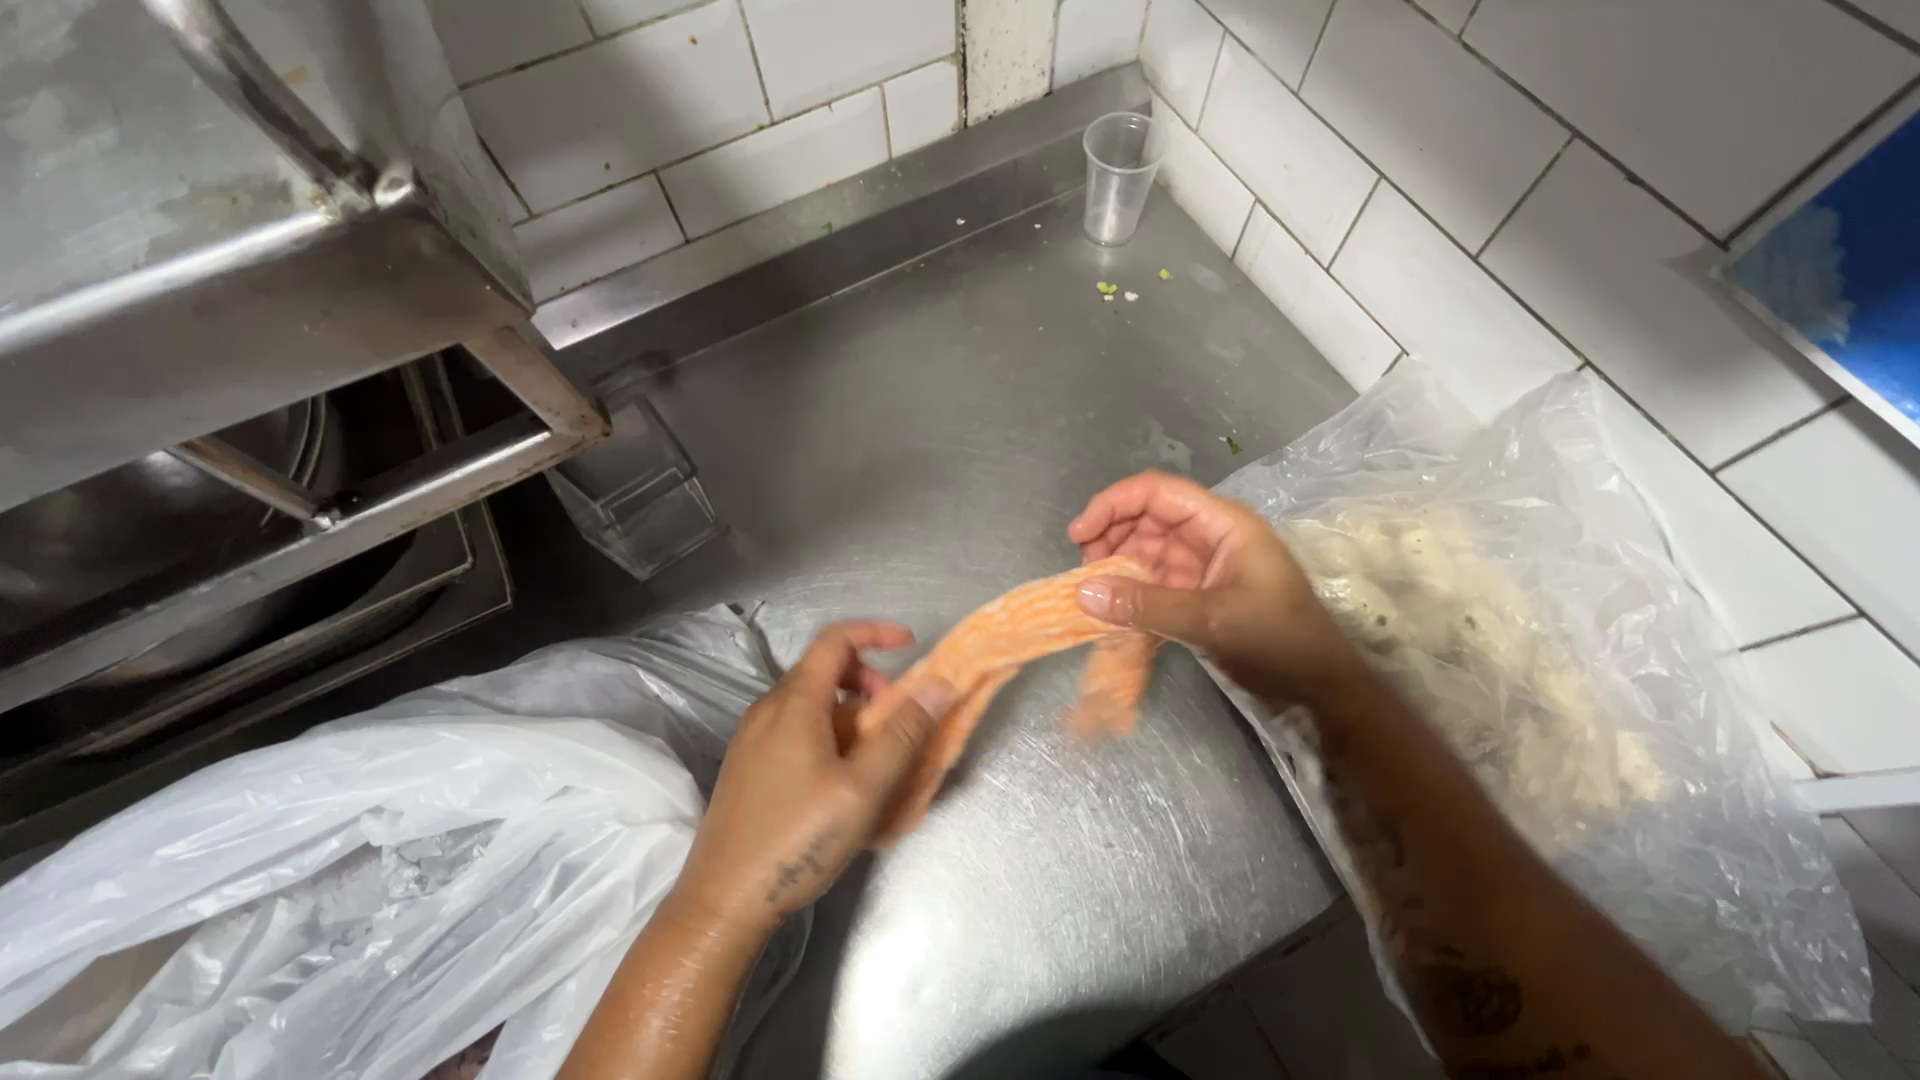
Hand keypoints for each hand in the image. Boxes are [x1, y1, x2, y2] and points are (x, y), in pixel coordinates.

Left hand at [668, 621, 955, 936]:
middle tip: (897, 722)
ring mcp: (753, 739)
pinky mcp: (748, 767)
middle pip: (825, 670)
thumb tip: (938, 685)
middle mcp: (768, 710)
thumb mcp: (862, 789)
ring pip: (812, 704)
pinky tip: (843, 785)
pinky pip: (796, 731)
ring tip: (876, 761)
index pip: (835, 639)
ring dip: (852, 716)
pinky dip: (829, 737)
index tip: (911, 645)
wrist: (722, 901)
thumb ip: (903, 734)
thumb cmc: (796, 839)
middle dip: (870, 683)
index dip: (875, 632)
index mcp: (794, 703)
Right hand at [1068, 470, 1366, 706]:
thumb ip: (1146, 605)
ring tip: (1094, 592)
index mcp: (1223, 525)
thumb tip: (1082, 592)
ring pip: (1147, 550)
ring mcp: (1204, 568)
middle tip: (1084, 570)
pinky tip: (1111, 611)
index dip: (1114, 504)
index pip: (1158, 493)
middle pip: (1148, 517)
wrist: (1321, 693)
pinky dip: (1130, 592)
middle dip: (1111, 535)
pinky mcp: (1198, 597)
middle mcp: (1211, 538)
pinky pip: (1154, 583)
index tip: (1079, 535)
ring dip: (1116, 565)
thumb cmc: (1279, 644)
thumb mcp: (1211, 621)